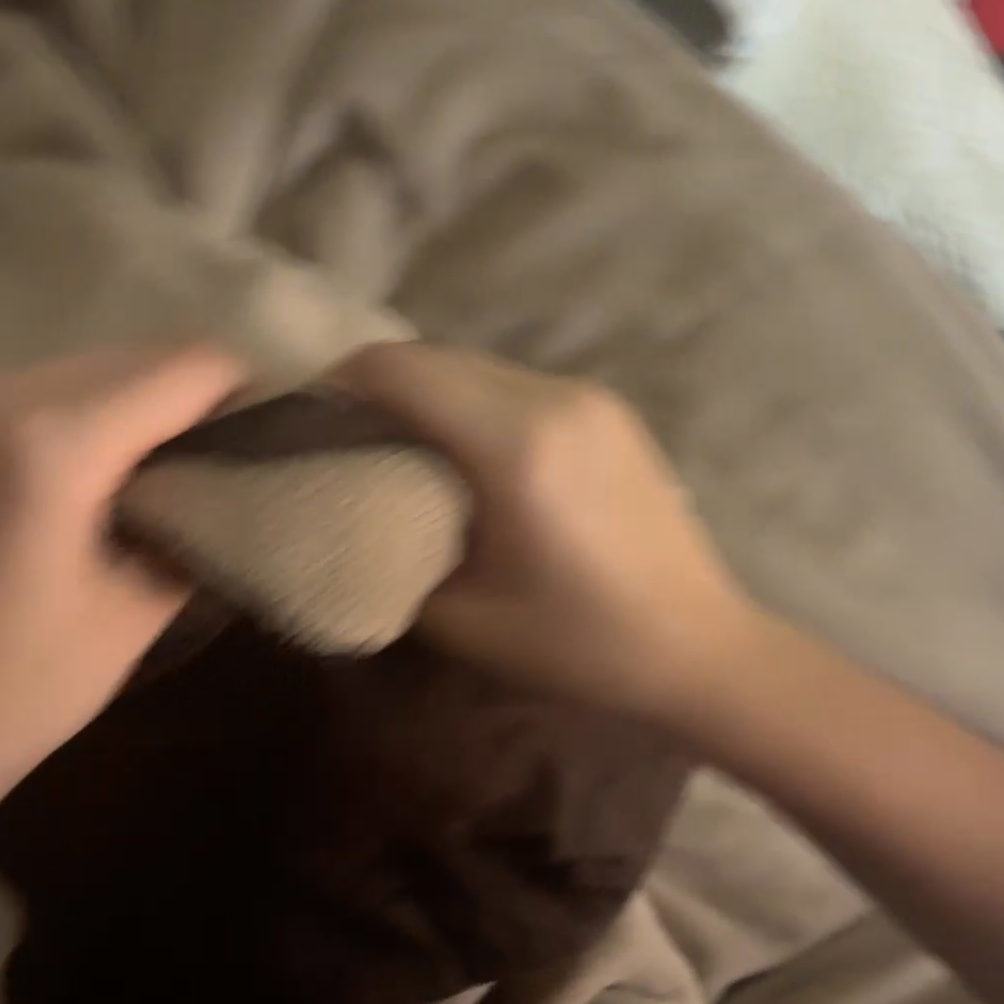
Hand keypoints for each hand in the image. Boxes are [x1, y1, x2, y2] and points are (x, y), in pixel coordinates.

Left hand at [0, 346, 242, 821]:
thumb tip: (229, 476)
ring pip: (60, 372)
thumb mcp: (142, 607)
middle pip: (123, 359)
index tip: (265, 429)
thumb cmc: (21, 693)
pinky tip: (50, 482)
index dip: (242, 390)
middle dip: (181, 397)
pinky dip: (49, 420)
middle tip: (208, 457)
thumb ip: (196, 520)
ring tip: (129, 473)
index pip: (184, 368)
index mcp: (49, 446)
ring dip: (115, 406)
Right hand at [332, 342, 762, 714]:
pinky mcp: (613, 411)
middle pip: (437, 358)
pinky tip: (475, 458)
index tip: (306, 424)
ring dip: (433, 397)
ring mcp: (591, 398)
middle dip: (380, 391)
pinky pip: (520, 387)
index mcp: (516, 444)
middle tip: (348, 444)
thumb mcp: (465, 619)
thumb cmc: (581, 645)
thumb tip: (352, 520)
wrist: (697, 645)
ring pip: (479, 368)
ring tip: (408, 452)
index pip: (400, 369)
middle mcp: (554, 397)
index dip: (338, 384)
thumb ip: (393, 558)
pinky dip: (479, 406)